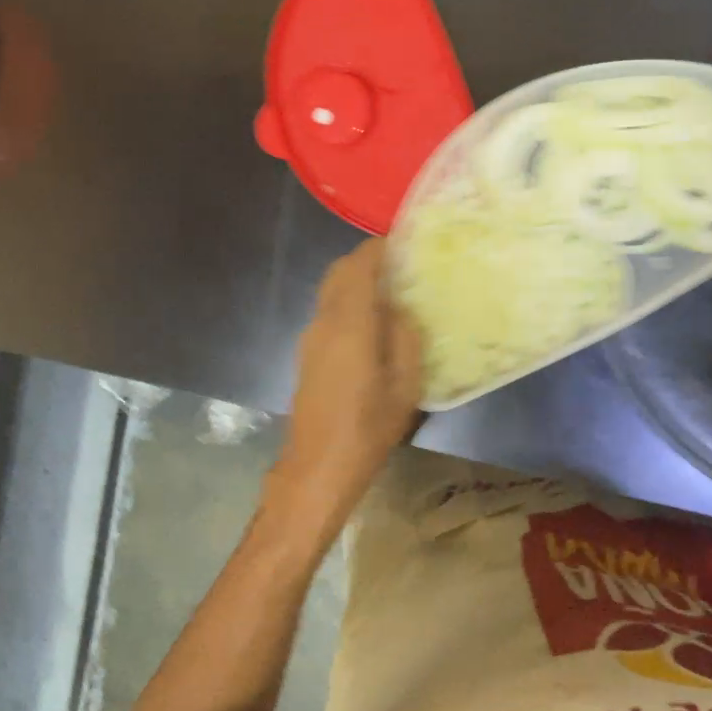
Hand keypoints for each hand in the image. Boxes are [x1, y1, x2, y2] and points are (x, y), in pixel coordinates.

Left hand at [271, 239, 424, 516]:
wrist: (317, 467)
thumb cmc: (367, 427)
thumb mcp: (404, 384)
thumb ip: (404, 336)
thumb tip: (399, 306)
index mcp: (349, 322)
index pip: (358, 265)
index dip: (379, 248)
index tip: (403, 244)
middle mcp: (323, 320)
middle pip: (339, 272)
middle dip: (366, 261)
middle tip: (400, 266)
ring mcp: (310, 337)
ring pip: (330, 291)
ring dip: (355, 282)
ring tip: (391, 292)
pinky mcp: (307, 354)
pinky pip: (328, 312)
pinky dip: (348, 302)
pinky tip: (372, 323)